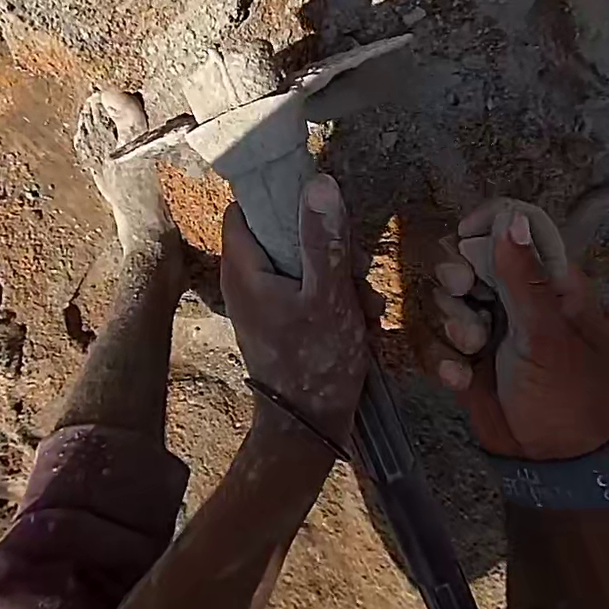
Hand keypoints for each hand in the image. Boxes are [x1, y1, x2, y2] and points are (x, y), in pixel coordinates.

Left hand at [220, 174, 368, 440]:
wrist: (310, 425)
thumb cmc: (315, 361)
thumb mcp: (328, 295)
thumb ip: (323, 240)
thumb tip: (318, 183)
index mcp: (244, 268)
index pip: (245, 209)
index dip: (278, 199)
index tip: (316, 204)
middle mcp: (245, 279)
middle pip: (281, 234)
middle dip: (324, 244)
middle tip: (355, 266)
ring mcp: (262, 300)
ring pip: (300, 262)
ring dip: (337, 274)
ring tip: (365, 303)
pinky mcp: (279, 317)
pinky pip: (305, 288)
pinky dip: (333, 296)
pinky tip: (361, 317)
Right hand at [429, 198, 608, 459]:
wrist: (549, 464)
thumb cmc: (566, 398)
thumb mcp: (548, 338)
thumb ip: (523, 280)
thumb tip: (510, 221)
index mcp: (550, 284)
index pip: (517, 227)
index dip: (486, 224)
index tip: (463, 239)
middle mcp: (513, 296)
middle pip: (464, 258)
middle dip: (456, 279)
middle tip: (463, 295)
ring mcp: (485, 324)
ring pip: (442, 298)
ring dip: (449, 322)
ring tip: (471, 351)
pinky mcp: (460, 353)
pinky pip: (432, 337)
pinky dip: (440, 356)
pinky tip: (458, 379)